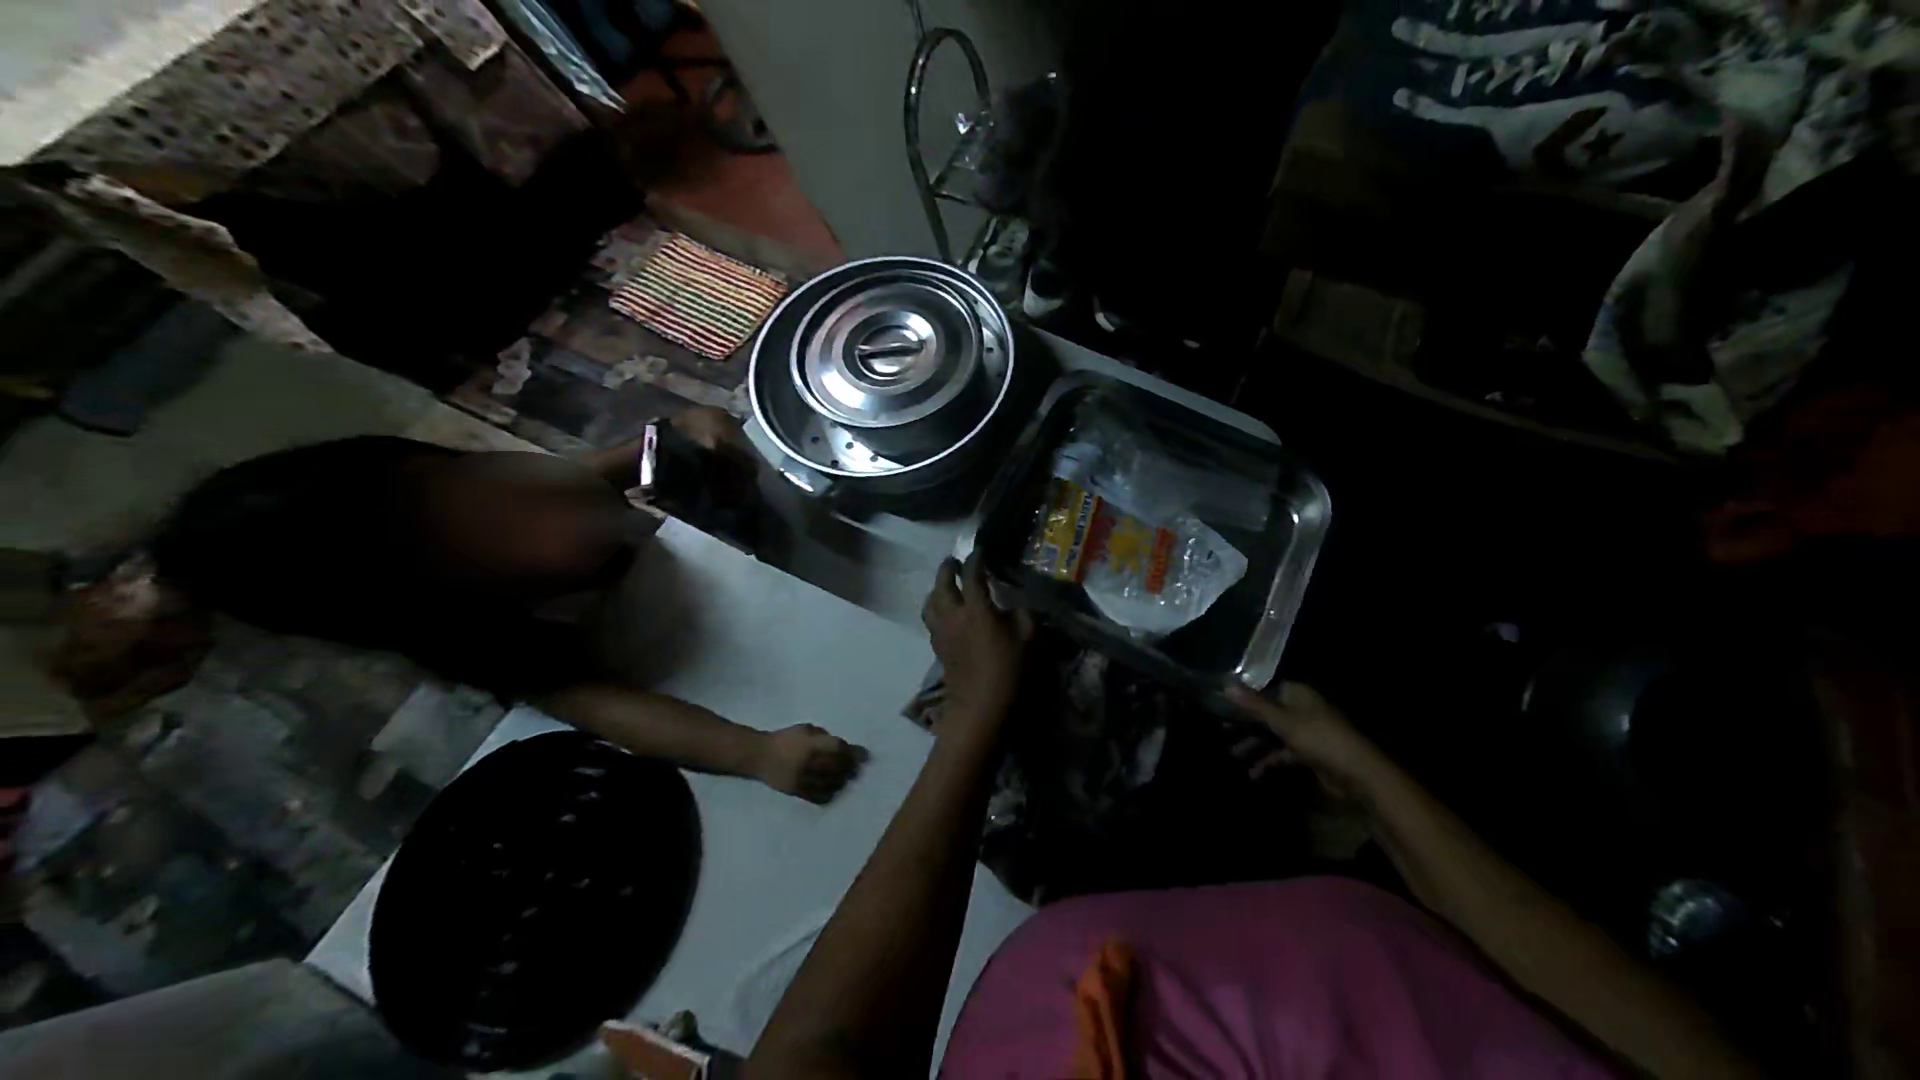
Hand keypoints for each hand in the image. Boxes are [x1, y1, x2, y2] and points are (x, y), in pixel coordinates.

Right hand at [756, 724, 868, 803]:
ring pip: (831, 783)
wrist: (759, 756)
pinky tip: (833, 788)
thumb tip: (843, 747)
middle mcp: (809, 762)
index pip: (839, 749)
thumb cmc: (785, 738)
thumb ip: (824, 738)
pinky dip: (829, 793)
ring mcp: (803, 779)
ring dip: (842, 781)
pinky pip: (818, 796)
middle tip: (858, 769)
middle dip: (851, 768)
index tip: (865, 756)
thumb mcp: (805, 730)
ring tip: (847, 778)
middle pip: (838, 767)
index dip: (853, 753)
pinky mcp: (797, 791)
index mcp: (810, 744)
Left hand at [922, 555, 1032, 739]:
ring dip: (936, 589)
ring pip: (930, 603)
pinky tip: (947, 614)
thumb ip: (1024, 613)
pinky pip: (931, 621)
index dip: (976, 559)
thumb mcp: (1029, 638)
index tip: (980, 550)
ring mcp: (941, 633)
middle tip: (953, 561)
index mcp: (975, 608)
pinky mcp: (937, 649)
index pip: (972, 575)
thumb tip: (1017, 602)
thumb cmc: (1009, 671)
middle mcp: (952, 615)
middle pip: (942, 584)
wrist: (980, 708)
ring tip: (944, 586)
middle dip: (947, 569)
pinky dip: (936, 610)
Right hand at [1227, 682, 1387, 798]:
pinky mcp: (1308, 753)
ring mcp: (1305, 732)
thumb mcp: (1281, 720)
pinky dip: (1269, 761)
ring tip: (1232, 754)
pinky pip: (1282, 754)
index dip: (1243, 696)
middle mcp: (1300, 709)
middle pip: (1266, 713)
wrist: (1356, 772)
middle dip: (1244, 724)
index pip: (1264, 689)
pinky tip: (1253, 773)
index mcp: (1297, 694)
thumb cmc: (1318, 737)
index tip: (1221, 704)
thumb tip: (1225, 685)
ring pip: (1272, 734)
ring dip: (1254, 745)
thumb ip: (1253, 704)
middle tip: (1220, 730)